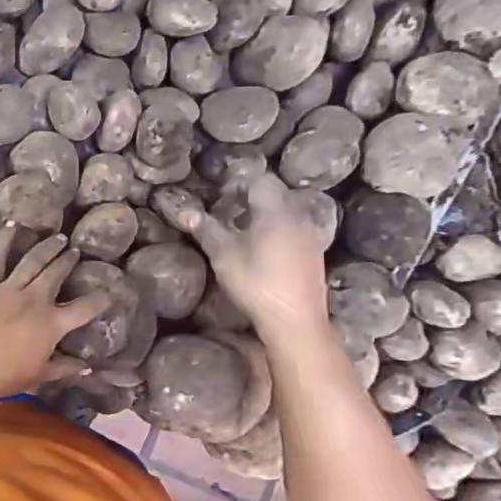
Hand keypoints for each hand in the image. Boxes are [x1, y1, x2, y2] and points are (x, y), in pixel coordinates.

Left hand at [0, 228, 110, 401]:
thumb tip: (86, 366)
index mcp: (51, 324)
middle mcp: (34, 299)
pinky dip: (3, 240)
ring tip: (58, 238)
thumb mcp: (38, 376)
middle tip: (75, 252)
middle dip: (69, 261)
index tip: (109, 294)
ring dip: (47, 247)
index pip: (84, 308)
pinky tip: (12, 225)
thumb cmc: (3, 377)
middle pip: (57, 273)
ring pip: (32, 260)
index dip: (100, 300)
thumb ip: (64, 368)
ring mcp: (9, 289)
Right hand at [192, 174, 330, 338]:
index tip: (220, 201)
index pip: (259, 180)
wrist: (295, 320)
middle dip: (251, 198)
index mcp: (275, 211)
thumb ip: (206, 230)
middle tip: (228, 215)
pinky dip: (277, 230)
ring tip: (243, 234)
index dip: (238, 185)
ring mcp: (310, 235)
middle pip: (275, 193)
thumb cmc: (256, 284)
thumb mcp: (223, 256)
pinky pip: (294, 228)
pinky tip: (263, 253)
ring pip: (286, 211)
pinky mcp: (314, 253)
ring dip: (264, 215)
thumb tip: (186, 212)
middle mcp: (297, 216)